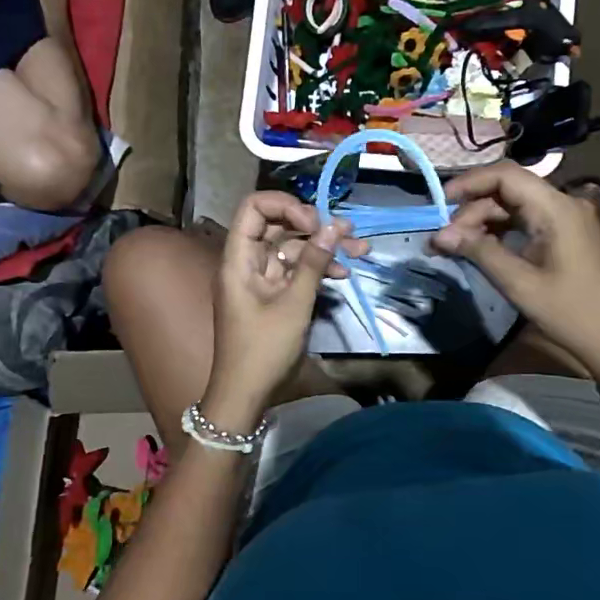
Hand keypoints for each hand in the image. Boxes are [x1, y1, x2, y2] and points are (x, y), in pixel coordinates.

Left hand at [202, 193, 365, 431]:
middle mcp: (247, 263)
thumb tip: (333, 227)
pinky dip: (317, 269)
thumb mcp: (293, 304)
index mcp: (239, 259)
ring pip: (292, 250)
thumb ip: (313, 263)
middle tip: (348, 231)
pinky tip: (344, 274)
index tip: (315, 223)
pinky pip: (295, 271)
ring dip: (324, 248)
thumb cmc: (264, 348)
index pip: (254, 208)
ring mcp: (261, 280)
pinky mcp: (274, 296)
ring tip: (360, 250)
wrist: (246, 393)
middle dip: (315, 226)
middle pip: (278, 227)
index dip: (285, 206)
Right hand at [432, 163, 599, 374]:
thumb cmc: (567, 311)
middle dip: (471, 209)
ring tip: (451, 246)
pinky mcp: (561, 232)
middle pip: (507, 189)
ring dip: (481, 221)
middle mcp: (562, 203)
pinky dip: (497, 230)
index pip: (507, 176)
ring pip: (512, 204)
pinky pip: (523, 219)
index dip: (470, 183)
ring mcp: (564, 216)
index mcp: (556, 208)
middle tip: (443, 239)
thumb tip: (439, 236)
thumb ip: (479, 252)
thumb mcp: (518, 283)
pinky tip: (475, 247)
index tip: (440, 202)